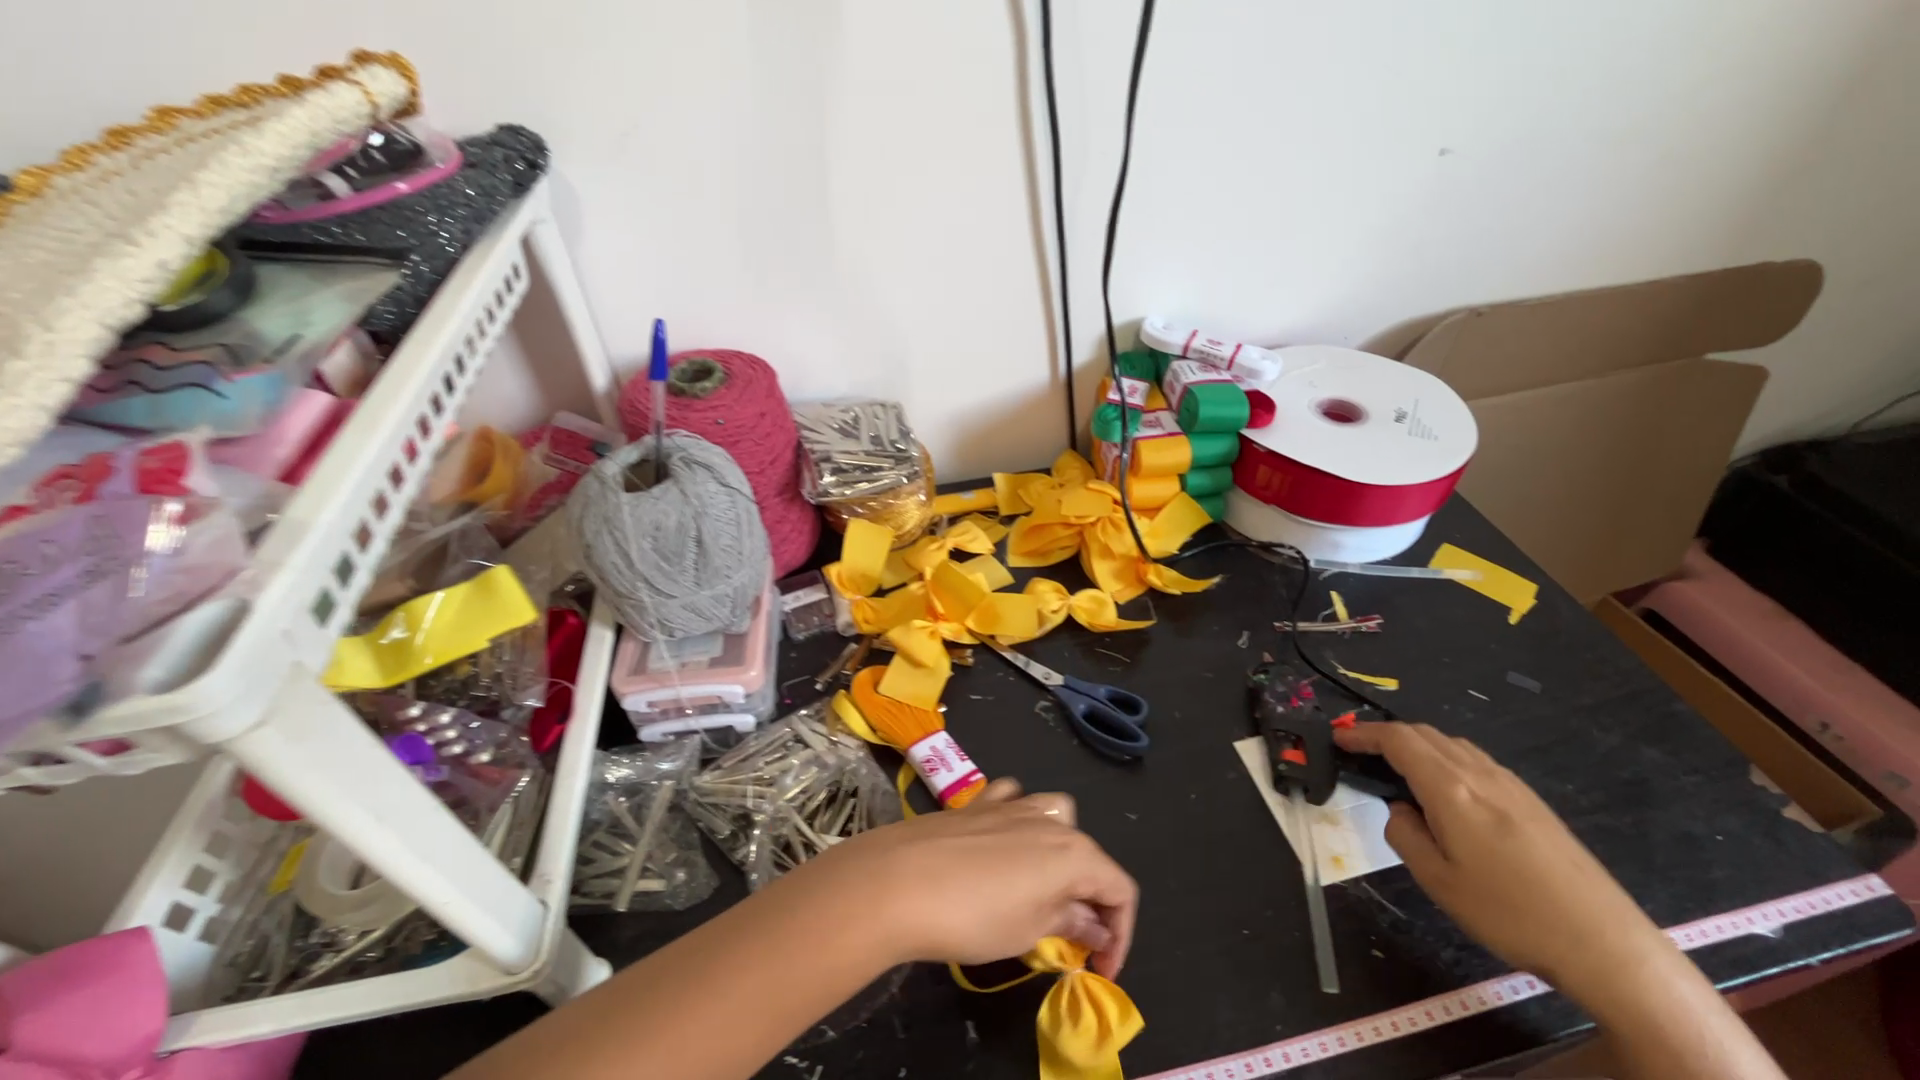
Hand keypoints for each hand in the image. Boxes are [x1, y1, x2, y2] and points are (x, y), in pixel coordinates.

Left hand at [780, 778, 1138, 977]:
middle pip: (1089, 856)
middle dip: (1090, 898)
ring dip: (1060, 852)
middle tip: (1071, 939)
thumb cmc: (972, 917)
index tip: (1101, 969)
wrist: (895, 882)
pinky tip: (1004, 841)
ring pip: (1055, 816)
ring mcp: (1010, 805)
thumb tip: (1094, 925)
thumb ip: (1069, 922)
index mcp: (1075, 853)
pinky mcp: (975, 805)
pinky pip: (1012, 800)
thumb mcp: (1029, 932)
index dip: (1120, 935)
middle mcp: (1050, 820)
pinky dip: (1018, 818)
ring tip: (1042, 888)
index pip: (1120, 890)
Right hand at [1334, 723, 1673, 989]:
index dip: (1364, 733)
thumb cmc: (1508, 911)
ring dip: (1419, 746)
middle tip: (1360, 754)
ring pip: (1453, 745)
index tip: (1337, 737)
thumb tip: (1400, 809)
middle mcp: (1480, 775)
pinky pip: (1476, 763)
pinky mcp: (1531, 801)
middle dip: (1388, 736)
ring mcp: (1511, 785)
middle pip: (1426, 734)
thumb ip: (1404, 834)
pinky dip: (1446, 761)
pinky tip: (1444, 792)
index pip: (1399, 740)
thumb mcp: (1436, 880)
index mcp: (1451, 789)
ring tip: (1397, 771)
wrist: (1601, 939)